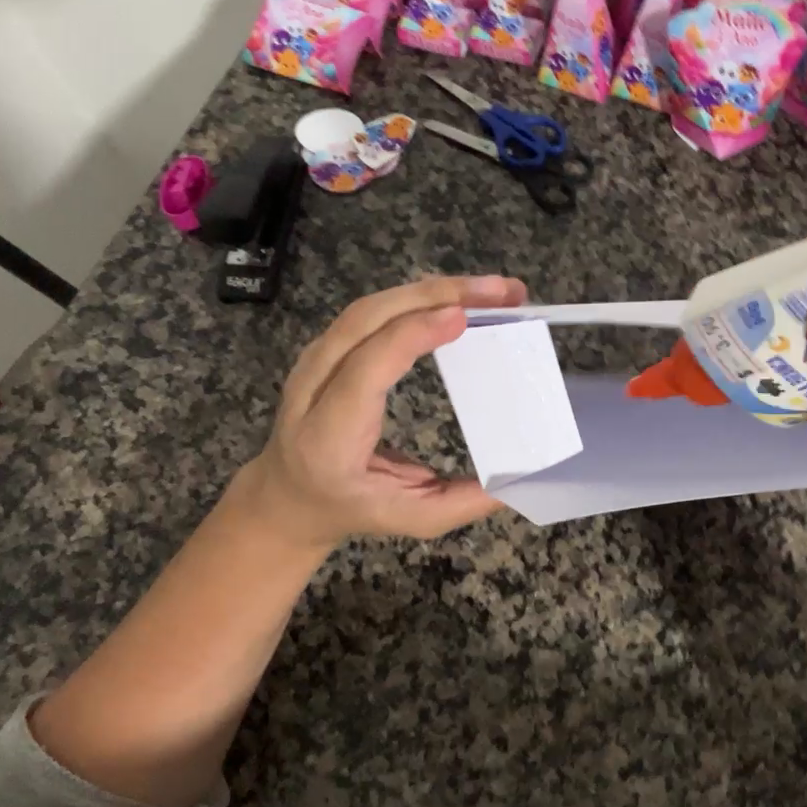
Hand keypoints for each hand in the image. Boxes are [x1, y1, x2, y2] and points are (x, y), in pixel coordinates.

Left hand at [236, 275, 527, 549]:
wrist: (287, 495)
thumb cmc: (349, 506)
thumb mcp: (408, 518)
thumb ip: (462, 502)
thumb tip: (519, 482)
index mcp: (328, 436)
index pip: (365, 369)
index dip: (411, 336)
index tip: (460, 318)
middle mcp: (313, 387)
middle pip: (366, 319)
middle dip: (435, 295)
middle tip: (501, 292)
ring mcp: (316, 360)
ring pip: (371, 306)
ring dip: (435, 289)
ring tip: (494, 290)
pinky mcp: (330, 346)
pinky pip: (375, 309)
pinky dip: (421, 295)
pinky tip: (463, 296)